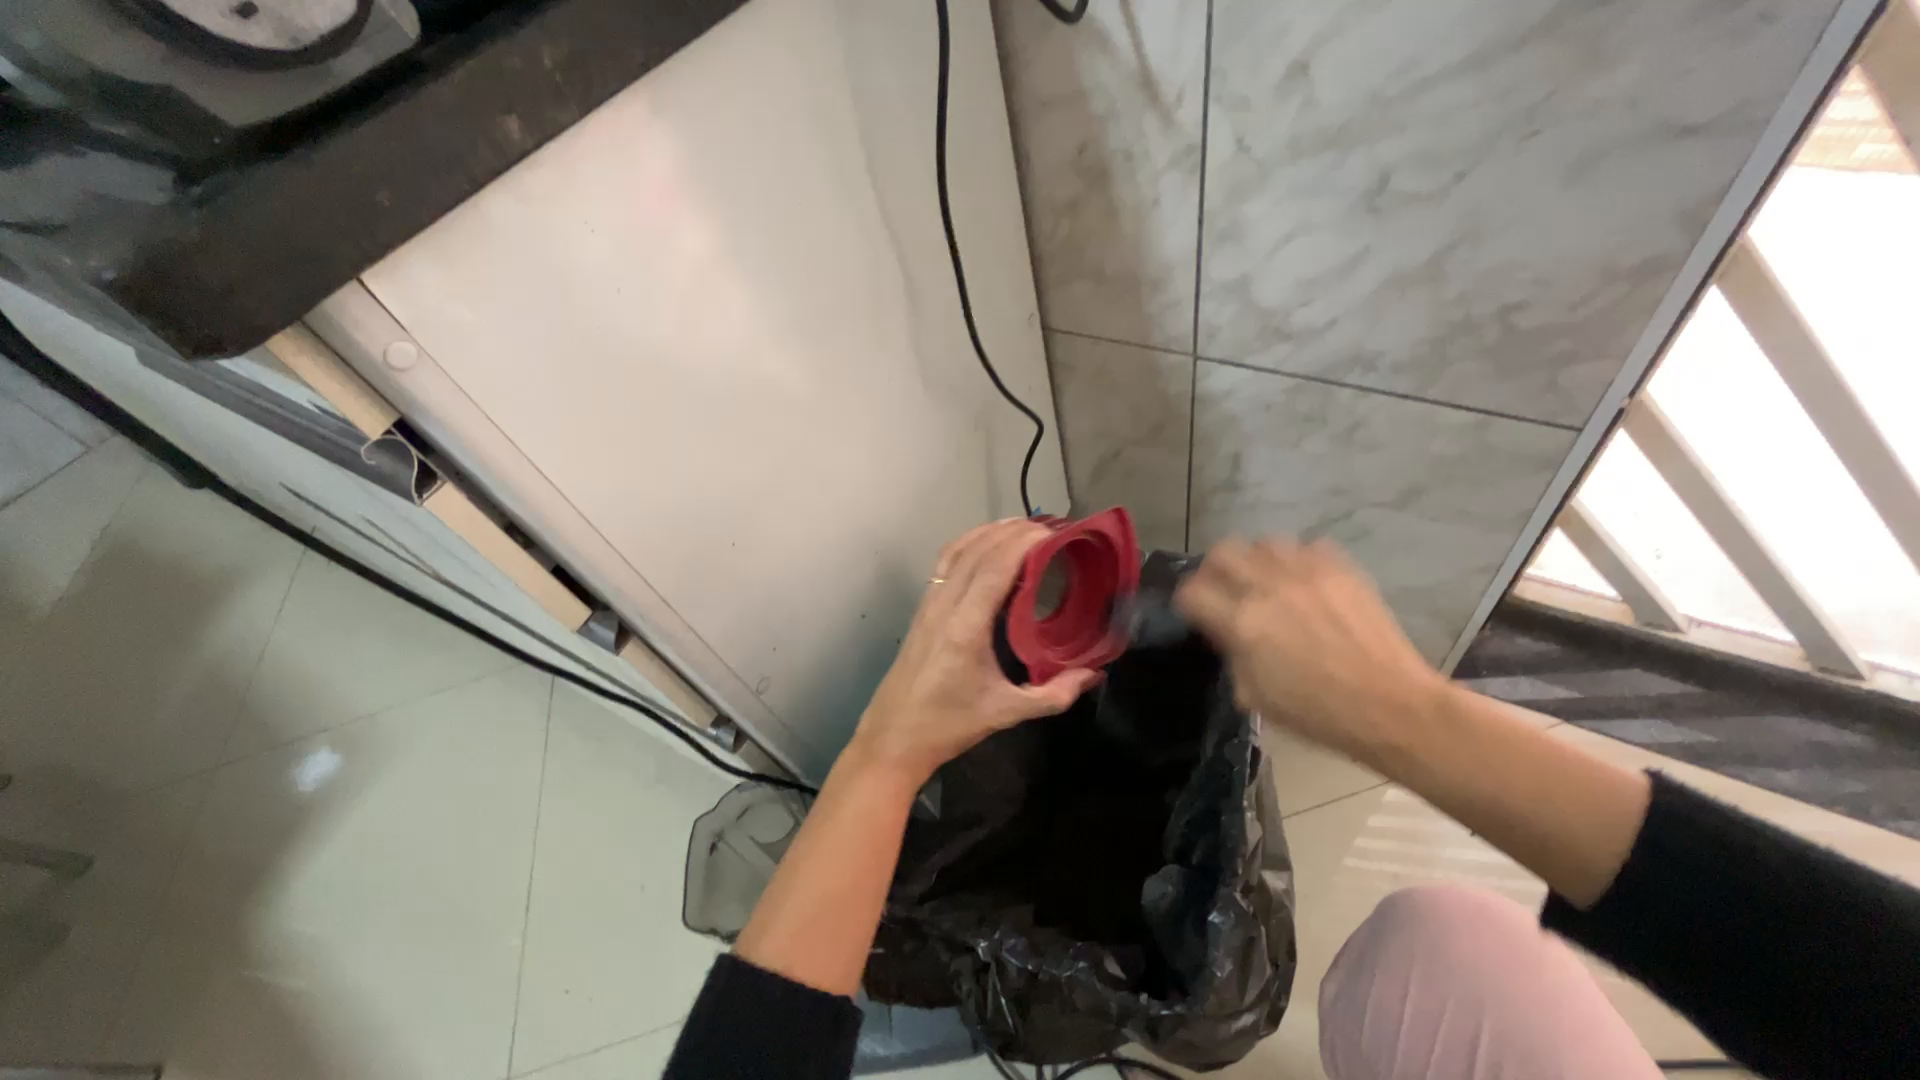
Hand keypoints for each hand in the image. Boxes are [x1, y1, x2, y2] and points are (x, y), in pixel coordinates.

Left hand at [846, 519, 1101, 786]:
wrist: (894, 738)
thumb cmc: (949, 725)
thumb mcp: (1007, 712)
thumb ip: (1055, 694)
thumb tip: (1094, 673)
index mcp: (965, 626)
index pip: (996, 565)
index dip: (1025, 541)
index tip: (1056, 533)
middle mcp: (944, 605)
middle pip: (978, 550)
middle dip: (1014, 531)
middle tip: (1050, 527)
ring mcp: (928, 604)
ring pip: (957, 551)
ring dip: (989, 532)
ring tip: (1023, 527)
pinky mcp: (922, 609)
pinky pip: (945, 563)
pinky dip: (969, 544)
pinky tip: (988, 547)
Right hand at [1174, 536, 1448, 761]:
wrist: (1391, 705)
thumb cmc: (1318, 713)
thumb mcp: (1256, 695)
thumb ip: (1234, 655)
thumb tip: (1229, 635)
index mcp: (1243, 624)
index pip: (1193, 592)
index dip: (1186, 600)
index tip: (1192, 610)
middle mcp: (1269, 588)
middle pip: (1223, 553)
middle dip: (1214, 569)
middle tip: (1223, 588)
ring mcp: (1308, 573)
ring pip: (1265, 543)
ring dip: (1256, 560)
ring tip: (1265, 580)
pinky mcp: (1342, 568)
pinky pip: (1308, 547)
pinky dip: (1298, 560)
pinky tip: (1304, 582)